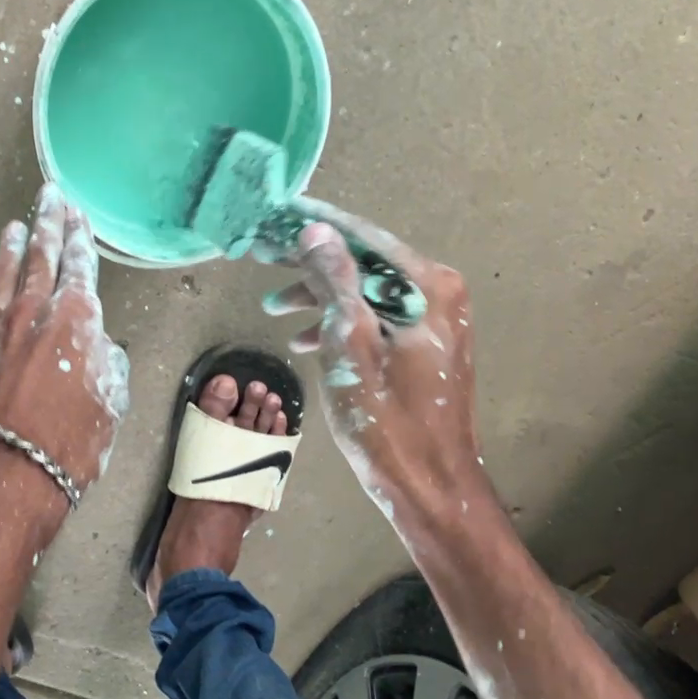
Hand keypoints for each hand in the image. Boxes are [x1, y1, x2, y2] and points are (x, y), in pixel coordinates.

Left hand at [0, 183, 131, 535]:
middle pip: (41, 256)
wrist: (1, 474)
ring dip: (8, 248)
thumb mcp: (111, 406)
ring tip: (14, 227)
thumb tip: (100, 347)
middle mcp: (30, 311)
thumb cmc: (68, 444)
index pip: (79, 266)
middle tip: (48, 196)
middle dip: (48, 223)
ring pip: (0, 274)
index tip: (78, 215)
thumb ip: (108, 365)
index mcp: (74, 319)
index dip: (80, 238)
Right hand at [262, 200, 482, 529]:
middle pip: (361, 261)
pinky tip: (304, 337)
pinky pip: (374, 317)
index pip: (361, 236)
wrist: (430, 485)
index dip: (314, 224)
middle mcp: (436, 292)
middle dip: (310, 261)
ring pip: (364, 290)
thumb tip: (314, 230)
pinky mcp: (424, 344)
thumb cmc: (386, 420)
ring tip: (273, 306)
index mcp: (425, 286)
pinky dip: (340, 321)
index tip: (275, 213)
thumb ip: (333, 281)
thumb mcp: (349, 345)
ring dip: (319, 294)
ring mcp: (434, 319)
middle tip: (261, 255)